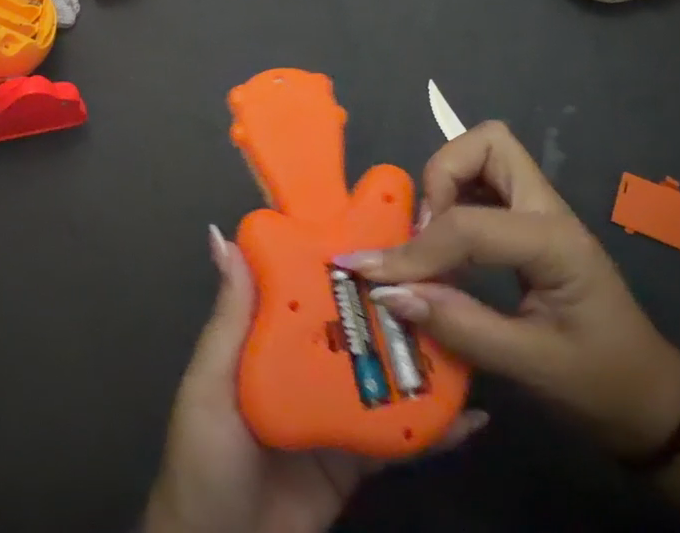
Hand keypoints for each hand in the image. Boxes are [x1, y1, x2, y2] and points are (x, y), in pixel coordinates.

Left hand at [145, 226, 488, 532]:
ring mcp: (340, 409)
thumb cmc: (206, 457)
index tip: (386, 221)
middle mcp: (312, 364)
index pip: (314, 286)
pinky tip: (473, 414)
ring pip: (391, 374)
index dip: (347, 257)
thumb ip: (229, 317)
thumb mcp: (209, 383)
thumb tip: (224, 236)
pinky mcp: (361, 456)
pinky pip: (403, 435)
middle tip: (447, 274)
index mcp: (275, 338)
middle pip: (362, 326)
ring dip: (427, 356)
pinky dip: (437, 427)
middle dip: (399, 302)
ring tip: (468, 330)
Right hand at [334, 122, 679, 457]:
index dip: (415, 250)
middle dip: (441, 175)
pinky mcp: (531, 226)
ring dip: (445, 183)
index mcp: (556, 244)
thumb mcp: (528, 365)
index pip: (470, 224)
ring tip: (429, 241)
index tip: (371, 275)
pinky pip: (485, 185)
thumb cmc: (599, 383)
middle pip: (488, 143)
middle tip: (423, 234)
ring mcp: (542, 214)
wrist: (650, 398)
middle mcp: (549, 212)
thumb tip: (388, 292)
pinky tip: (443, 246)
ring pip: (485, 154)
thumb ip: (457, 324)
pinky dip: (454, 199)